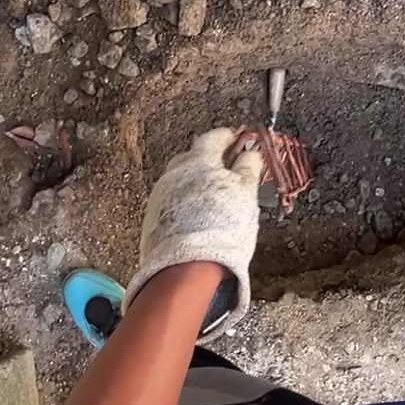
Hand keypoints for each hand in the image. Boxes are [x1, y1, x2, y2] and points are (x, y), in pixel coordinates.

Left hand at [124, 128, 264, 333]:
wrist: (187, 267)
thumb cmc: (223, 226)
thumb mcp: (246, 194)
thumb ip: (248, 169)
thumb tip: (251, 153)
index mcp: (198, 161)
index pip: (213, 138)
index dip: (227, 137)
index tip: (236, 139)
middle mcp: (174, 173)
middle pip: (192, 157)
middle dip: (208, 159)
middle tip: (225, 168)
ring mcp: (160, 196)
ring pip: (180, 180)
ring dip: (195, 182)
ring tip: (212, 196)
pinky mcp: (153, 218)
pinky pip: (172, 201)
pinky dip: (185, 202)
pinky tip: (196, 216)